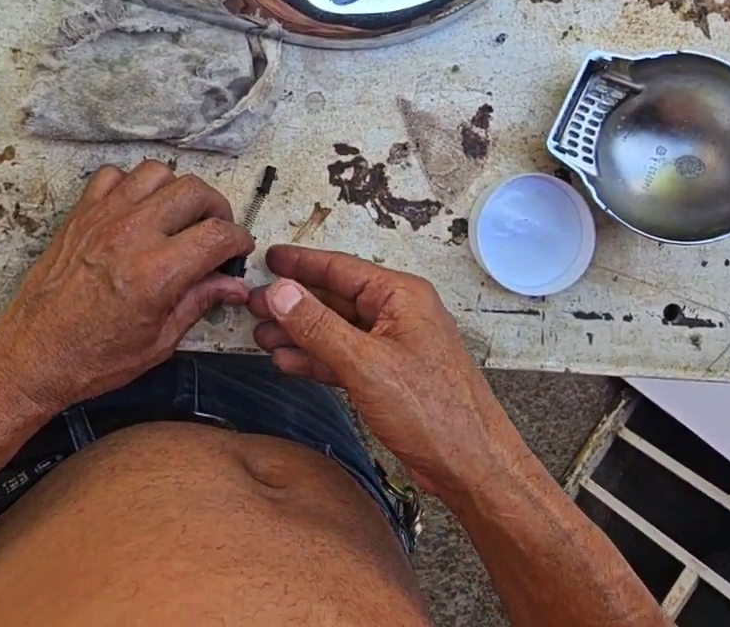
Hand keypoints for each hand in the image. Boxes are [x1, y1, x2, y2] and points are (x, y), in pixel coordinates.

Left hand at [0, 161, 253, 412]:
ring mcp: (103, 218)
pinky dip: (132, 185)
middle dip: (216, 208)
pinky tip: (137, 210)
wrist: (33, 354)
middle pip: (193, 190)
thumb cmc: (95, 358)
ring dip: (176, 190)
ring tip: (178, 217)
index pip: (217, 234)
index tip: (238, 250)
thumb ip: (200, 302)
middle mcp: (132, 235)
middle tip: (215, 231)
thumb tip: (235, 284)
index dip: (239, 239)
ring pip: (156, 172)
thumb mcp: (159, 342)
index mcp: (156, 273)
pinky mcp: (80, 213)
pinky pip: (113, 175)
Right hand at [248, 246, 523, 498]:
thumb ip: (318, 326)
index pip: (340, 267)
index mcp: (400, 297)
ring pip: (334, 329)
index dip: (300, 263)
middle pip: (333, 298)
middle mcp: (397, 314)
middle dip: (292, 303)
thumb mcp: (366, 364)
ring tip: (262, 334)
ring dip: (298, 333)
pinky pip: (342, 356)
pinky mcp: (387, 375)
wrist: (474, 469)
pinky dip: (314, 358)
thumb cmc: (440, 415)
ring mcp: (392, 346)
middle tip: (255, 303)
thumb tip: (282, 292)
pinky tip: (288, 361)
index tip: (270, 259)